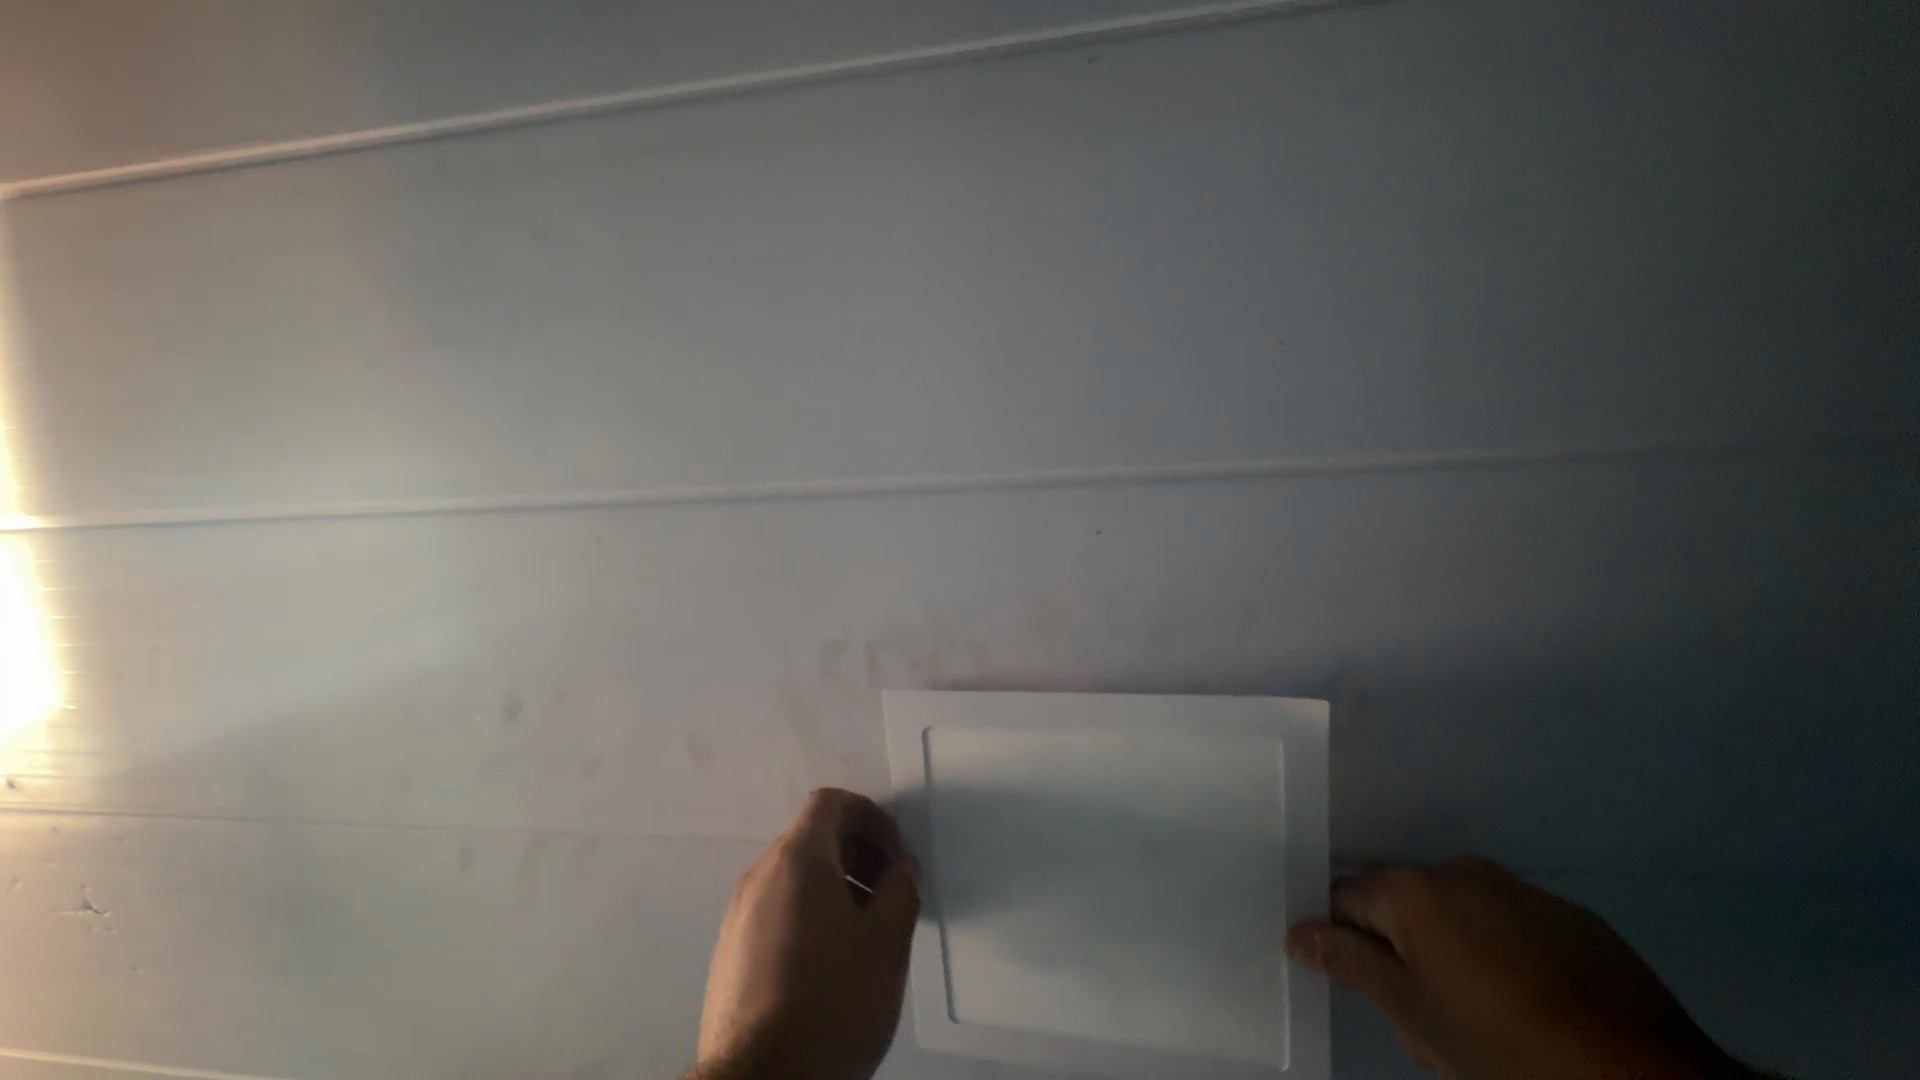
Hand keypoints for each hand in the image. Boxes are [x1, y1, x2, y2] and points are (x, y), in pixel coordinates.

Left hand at [693, 789, 919, 1079]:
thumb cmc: (832, 999)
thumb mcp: (887, 941)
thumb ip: (900, 890)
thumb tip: (899, 868)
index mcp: (797, 860)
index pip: (830, 803)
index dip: (870, 816)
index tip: (895, 854)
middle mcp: (760, 877)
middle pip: (812, 838)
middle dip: (858, 854)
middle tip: (890, 893)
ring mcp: (738, 917)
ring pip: (794, 878)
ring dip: (836, 887)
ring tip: (867, 933)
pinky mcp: (730, 955)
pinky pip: (776, 912)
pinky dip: (810, 915)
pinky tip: (832, 965)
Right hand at [1286, 857, 1743, 1079]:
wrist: (1639, 1074)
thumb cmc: (1502, 1044)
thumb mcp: (1413, 1013)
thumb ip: (1350, 963)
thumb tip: (1298, 933)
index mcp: (1414, 889)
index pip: (1345, 899)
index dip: (1343, 940)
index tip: (1357, 981)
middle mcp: (1461, 871)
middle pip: (1404, 905)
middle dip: (1401, 950)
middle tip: (1423, 1014)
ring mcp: (1521, 890)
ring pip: (1459, 914)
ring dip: (1453, 951)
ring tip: (1481, 1012)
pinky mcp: (1572, 916)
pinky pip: (1511, 924)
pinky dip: (1502, 953)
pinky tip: (1527, 1002)